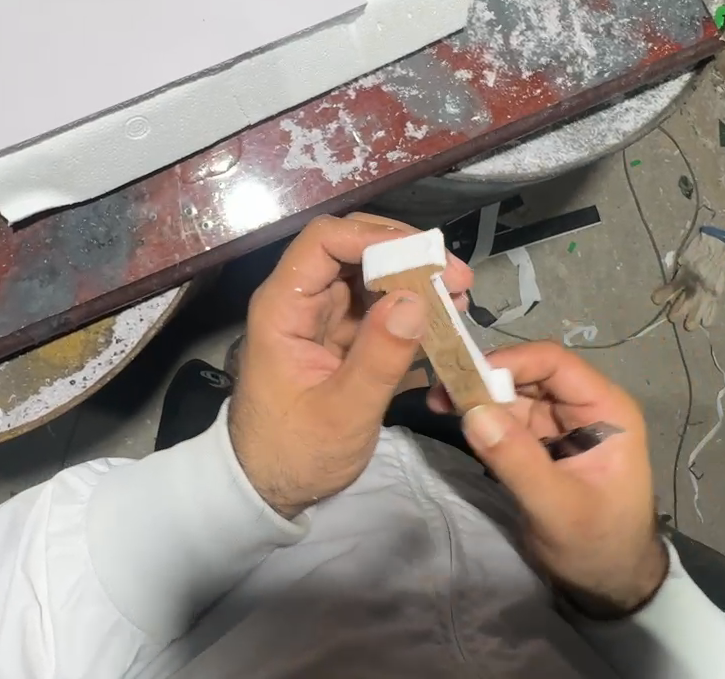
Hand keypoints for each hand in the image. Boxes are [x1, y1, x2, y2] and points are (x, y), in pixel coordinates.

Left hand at [228, 214, 473, 517]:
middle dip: (404, 254)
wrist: (265, 487)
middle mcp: (300, 299)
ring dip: (412, 280)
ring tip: (458, 299)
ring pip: (368, 274)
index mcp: (284, 306)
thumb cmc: (293, 453)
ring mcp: (319, 316)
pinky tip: (442, 322)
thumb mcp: (342, 415)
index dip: (375, 237)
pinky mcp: (338, 335)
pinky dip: (408, 309)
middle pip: (350, 249)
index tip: (427, 256)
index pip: (323, 241)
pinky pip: (375, 306)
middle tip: (455, 277)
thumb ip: (378, 358)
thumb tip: (414, 300)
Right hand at [437, 341, 666, 615]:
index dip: (509, 362)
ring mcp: (557, 420)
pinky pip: (503, 412)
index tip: (465, 377)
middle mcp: (580, 404)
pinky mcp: (536, 437)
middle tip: (440, 391)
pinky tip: (450, 415)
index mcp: (604, 409)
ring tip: (438, 402)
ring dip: (474, 392)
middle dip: (483, 377)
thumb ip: (519, 461)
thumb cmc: (599, 546)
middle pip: (526, 371)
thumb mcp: (559, 509)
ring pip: (509, 388)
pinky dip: (477, 412)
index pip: (553, 362)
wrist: (609, 587)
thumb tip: (473, 412)